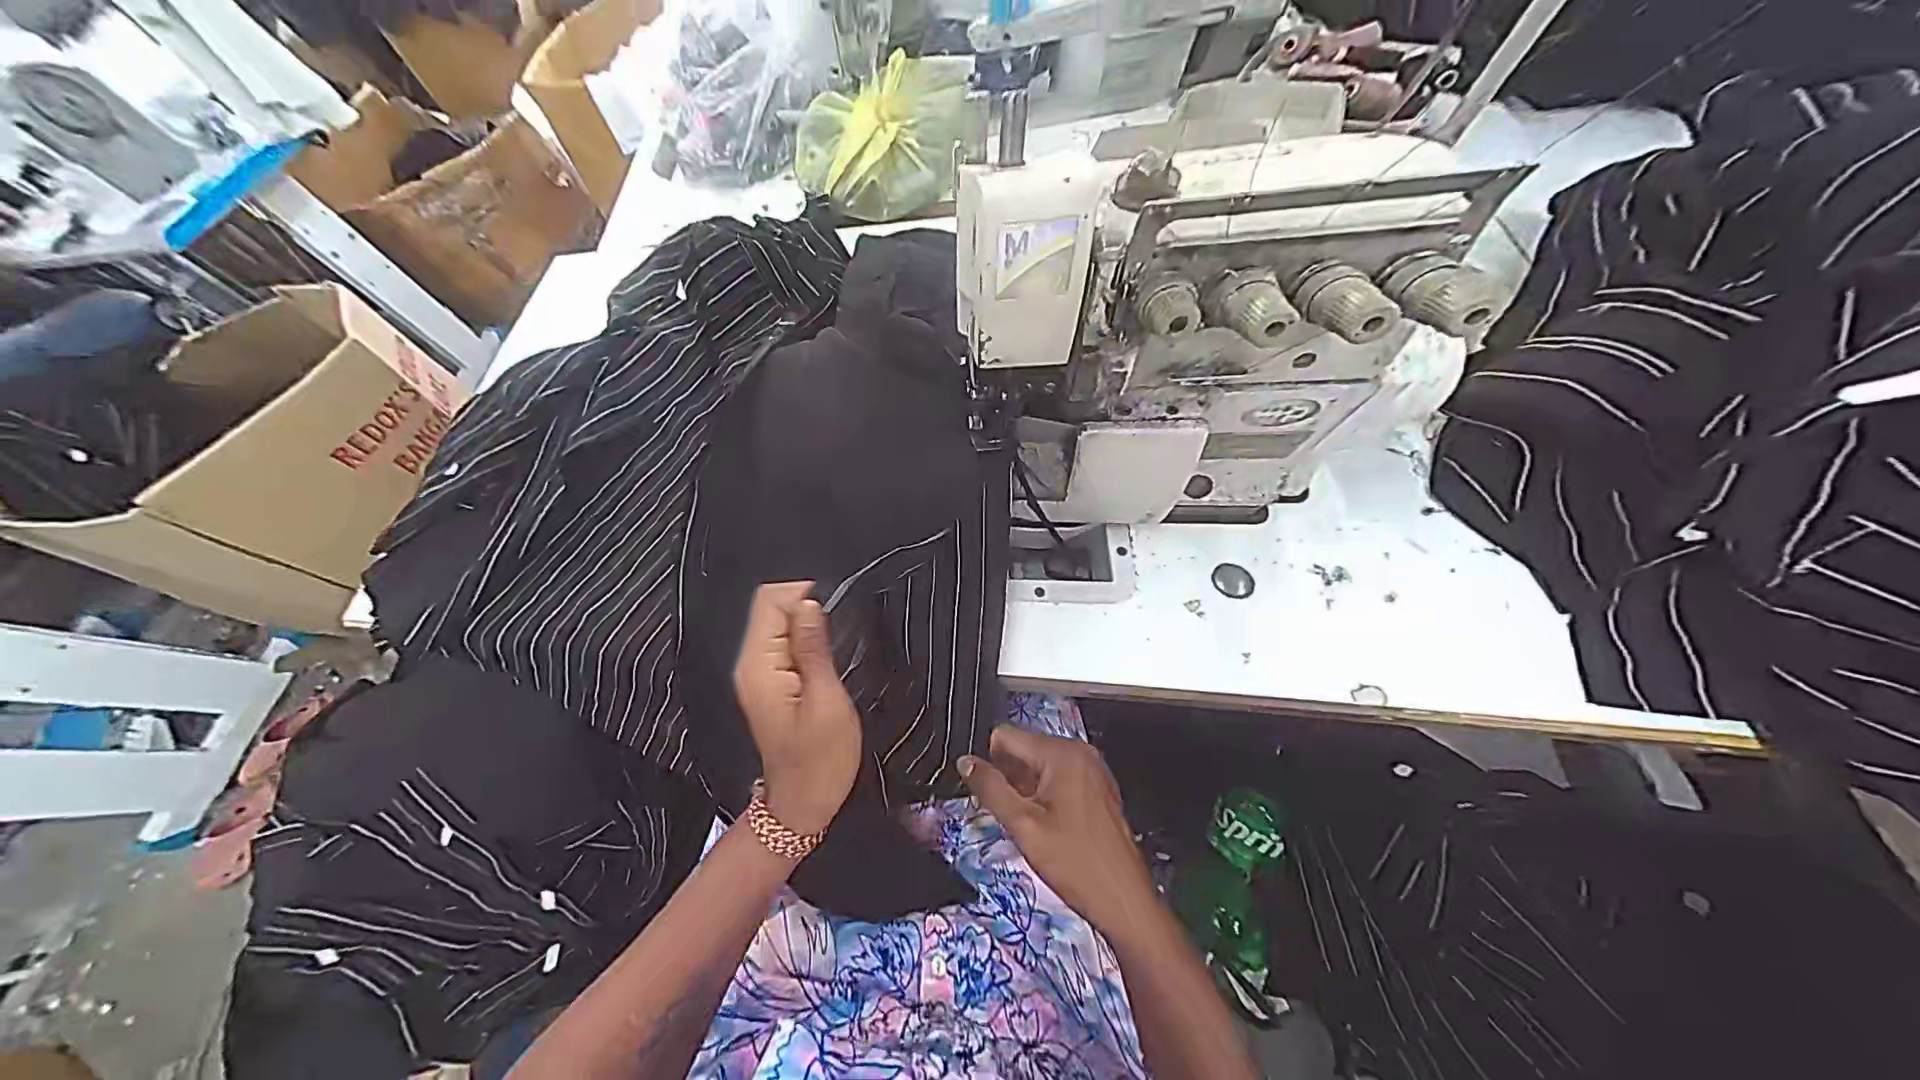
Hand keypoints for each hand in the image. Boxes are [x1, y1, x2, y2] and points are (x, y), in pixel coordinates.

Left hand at [733, 582, 861, 835]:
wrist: (803, 803)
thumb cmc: (821, 759)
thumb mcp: (827, 700)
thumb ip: (814, 648)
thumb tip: (811, 602)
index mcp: (759, 666)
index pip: (770, 601)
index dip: (803, 592)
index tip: (836, 605)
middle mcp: (751, 664)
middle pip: (772, 607)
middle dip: (806, 605)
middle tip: (839, 629)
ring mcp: (759, 673)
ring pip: (780, 623)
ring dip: (809, 623)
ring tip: (836, 642)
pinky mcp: (772, 682)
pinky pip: (785, 643)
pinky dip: (806, 639)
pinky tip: (826, 654)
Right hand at [959, 726, 1158, 934]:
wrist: (1124, 898)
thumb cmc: (1076, 864)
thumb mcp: (1023, 825)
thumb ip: (990, 788)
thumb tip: (966, 763)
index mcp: (1062, 753)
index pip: (1005, 736)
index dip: (989, 763)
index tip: (991, 794)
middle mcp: (1080, 752)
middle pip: (1024, 749)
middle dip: (1010, 778)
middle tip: (1014, 816)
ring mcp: (1092, 769)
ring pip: (1040, 765)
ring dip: (1026, 789)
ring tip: (1033, 825)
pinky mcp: (1098, 787)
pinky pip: (1059, 777)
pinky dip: (1046, 796)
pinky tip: (1050, 827)